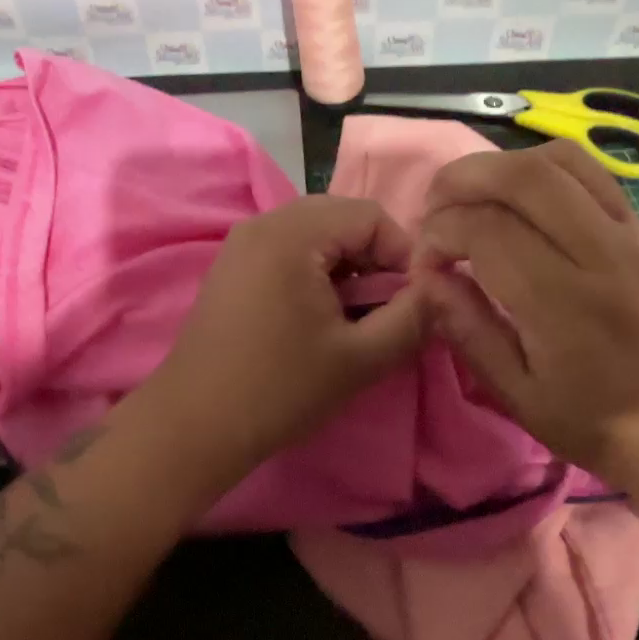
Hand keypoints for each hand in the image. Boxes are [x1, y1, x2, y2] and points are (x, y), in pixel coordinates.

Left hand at [138, 195, 430, 480]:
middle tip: (388, 307)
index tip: (417, 301)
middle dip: (376, 257)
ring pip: (316, 232)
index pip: (371, 215)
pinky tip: (320, 314)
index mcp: (293, 232)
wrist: (194, 424)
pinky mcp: (232, 264)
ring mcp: (243, 241)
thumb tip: (444, 292)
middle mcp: (264, 221)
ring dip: (347, 264)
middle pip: (342, 217)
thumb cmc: (280, 388)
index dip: (405, 255)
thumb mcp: (360, 358)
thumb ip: (413, 318)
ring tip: (356, 314)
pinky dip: (316, 269)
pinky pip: (289, 247)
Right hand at [411, 142, 638, 483]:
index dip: (439, 235)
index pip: (486, 230)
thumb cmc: (606, 425)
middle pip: (520, 176)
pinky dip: (539, 167)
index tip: (426, 265)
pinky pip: (586, 170)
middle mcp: (601, 253)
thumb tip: (427, 279)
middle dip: (459, 180)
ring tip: (470, 197)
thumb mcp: (522, 398)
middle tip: (432, 212)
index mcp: (567, 305)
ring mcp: (629, 231)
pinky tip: (517, 198)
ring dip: (499, 165)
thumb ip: (469, 331)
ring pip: (555, 159)